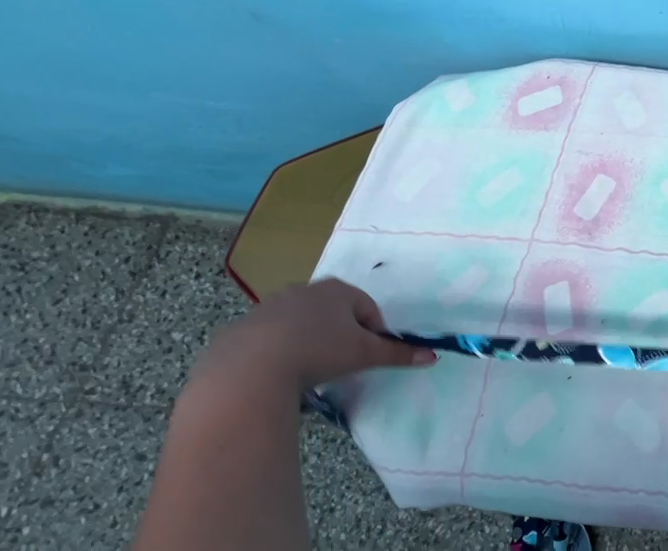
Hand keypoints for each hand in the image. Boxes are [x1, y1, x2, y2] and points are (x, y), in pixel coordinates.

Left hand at [197, 278, 433, 391]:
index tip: (364, 357)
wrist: (246, 373)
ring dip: (303, 343)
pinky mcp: (235, 331)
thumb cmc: (317, 354)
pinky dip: (269, 355)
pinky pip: (261, 342)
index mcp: (336, 290)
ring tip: (303, 374)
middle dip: (336, 336)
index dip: (371, 333)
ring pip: (295, 326)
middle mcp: (302, 290)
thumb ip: (397, 353)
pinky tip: (270, 378)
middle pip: (330, 313)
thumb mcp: (363, 355)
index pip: (366, 308)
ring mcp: (265, 309)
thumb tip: (432, 356)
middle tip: (335, 365)